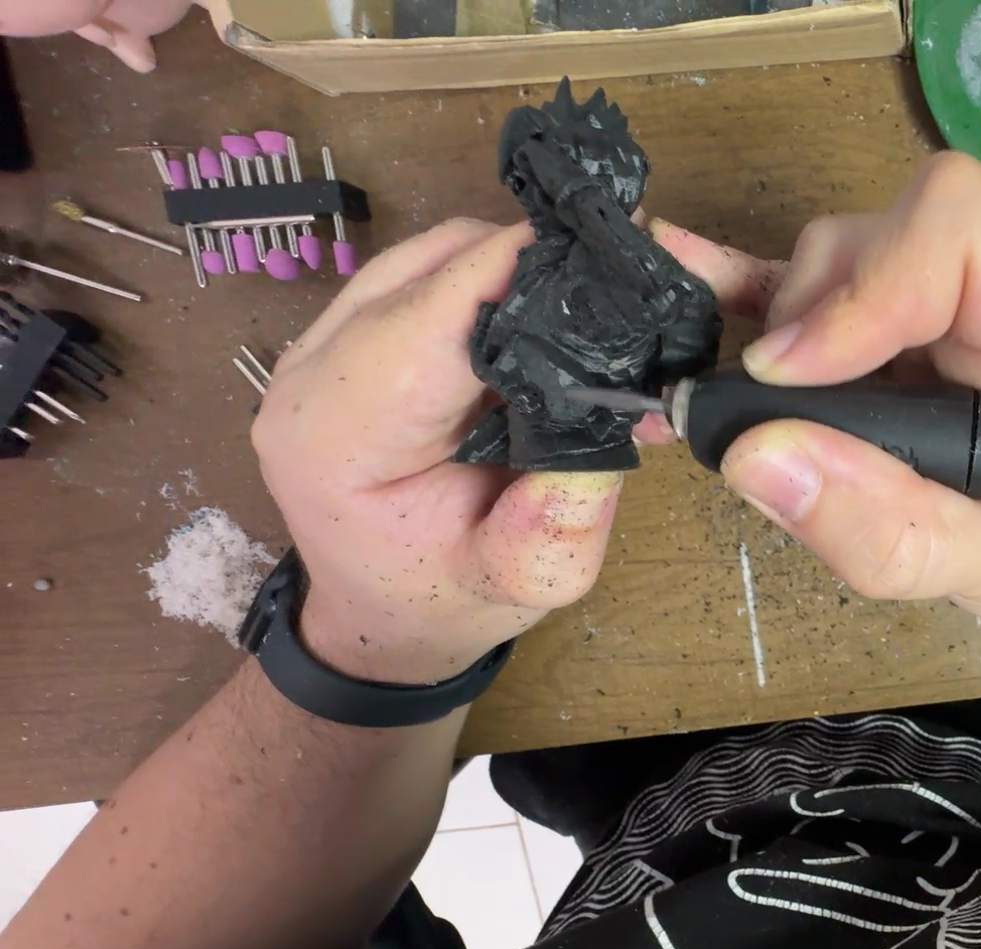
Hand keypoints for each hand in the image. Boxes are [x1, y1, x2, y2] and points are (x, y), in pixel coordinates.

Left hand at [253, 220, 624, 684]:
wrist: (391, 616)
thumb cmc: (454, 602)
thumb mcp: (535, 575)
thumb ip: (573, 500)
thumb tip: (623, 398)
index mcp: (340, 435)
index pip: (431, 315)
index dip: (519, 273)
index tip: (612, 261)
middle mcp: (315, 372)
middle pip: (432, 263)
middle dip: (534, 263)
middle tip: (624, 296)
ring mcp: (329, 349)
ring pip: (436, 257)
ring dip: (523, 271)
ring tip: (596, 315)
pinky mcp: (362, 343)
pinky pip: (437, 281)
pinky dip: (506, 288)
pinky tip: (556, 330)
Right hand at [652, 153, 980, 624]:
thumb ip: (890, 531)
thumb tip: (757, 457)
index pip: (963, 230)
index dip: (865, 287)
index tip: (793, 375)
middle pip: (890, 230)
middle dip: (812, 313)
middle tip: (779, 409)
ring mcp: (965, 295)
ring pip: (851, 252)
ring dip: (791, 324)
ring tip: (778, 409)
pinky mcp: (922, 318)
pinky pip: (840, 282)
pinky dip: (769, 294)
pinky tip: (706, 287)